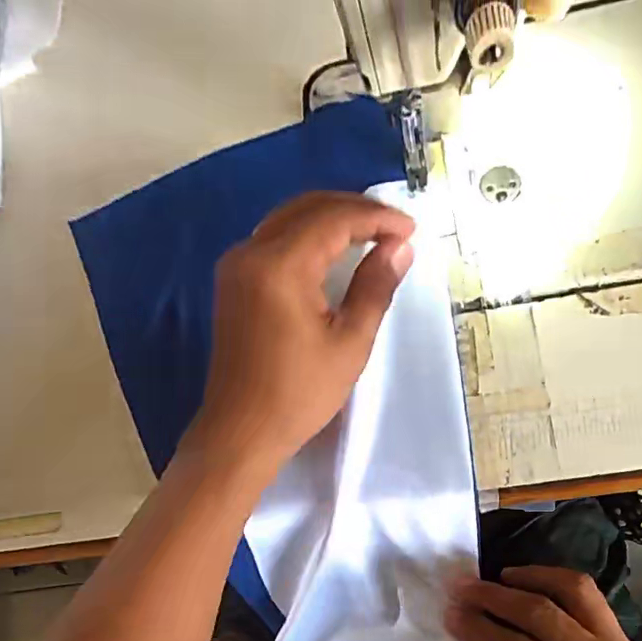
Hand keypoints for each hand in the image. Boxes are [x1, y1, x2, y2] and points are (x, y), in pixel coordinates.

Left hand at [190, 191, 415, 470]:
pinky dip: (307, 238)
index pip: (333, 219)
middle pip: (307, 209)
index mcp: (279, 266)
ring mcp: (236, 266)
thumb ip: (374, 288)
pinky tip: (332, 253)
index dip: (376, 218)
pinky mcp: (232, 283)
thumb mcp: (349, 344)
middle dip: (354, 211)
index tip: (410, 230)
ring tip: (371, 237)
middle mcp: (250, 252)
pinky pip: (274, 241)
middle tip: (394, 229)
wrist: (242, 431)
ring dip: (330, 220)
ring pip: (288, 221)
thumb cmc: (299, 395)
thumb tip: (400, 248)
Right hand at [445, 566, 641, 640]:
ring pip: (574, 591)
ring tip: (499, 576)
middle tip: (463, 587)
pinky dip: (558, 583)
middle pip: (541, 612)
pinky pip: (591, 598)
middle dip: (495, 596)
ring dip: (531, 577)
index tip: (450, 612)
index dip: (478, 628)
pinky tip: (532, 583)